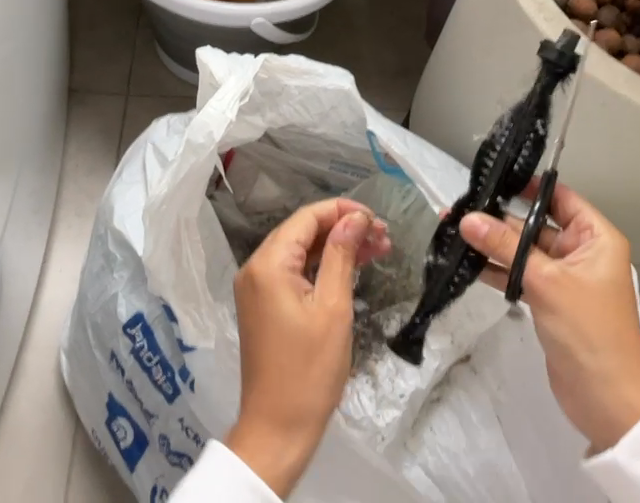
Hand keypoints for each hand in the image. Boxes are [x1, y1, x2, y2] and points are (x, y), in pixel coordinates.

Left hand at [226, 198, 390, 496]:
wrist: (278, 429)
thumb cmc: (309, 370)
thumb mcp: (333, 308)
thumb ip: (341, 255)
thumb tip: (355, 217)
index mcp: (268, 264)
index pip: (306, 218)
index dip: (342, 211)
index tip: (377, 218)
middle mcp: (256, 269)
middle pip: (302, 232)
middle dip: (343, 228)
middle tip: (384, 236)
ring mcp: (257, 289)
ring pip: (300, 252)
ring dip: (336, 247)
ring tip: (378, 249)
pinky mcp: (264, 306)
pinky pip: (294, 273)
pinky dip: (322, 268)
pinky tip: (352, 268)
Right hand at [459, 182, 639, 453]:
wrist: (608, 401)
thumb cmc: (588, 330)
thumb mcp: (545, 282)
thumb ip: (505, 247)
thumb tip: (466, 218)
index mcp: (596, 238)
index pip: (560, 198)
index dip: (529, 187)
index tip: (492, 178)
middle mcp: (582, 253)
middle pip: (537, 224)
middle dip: (500, 219)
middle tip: (459, 209)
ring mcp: (565, 279)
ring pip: (525, 251)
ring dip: (494, 245)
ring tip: (453, 232)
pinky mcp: (550, 302)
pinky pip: (521, 275)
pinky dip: (498, 270)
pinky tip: (467, 264)